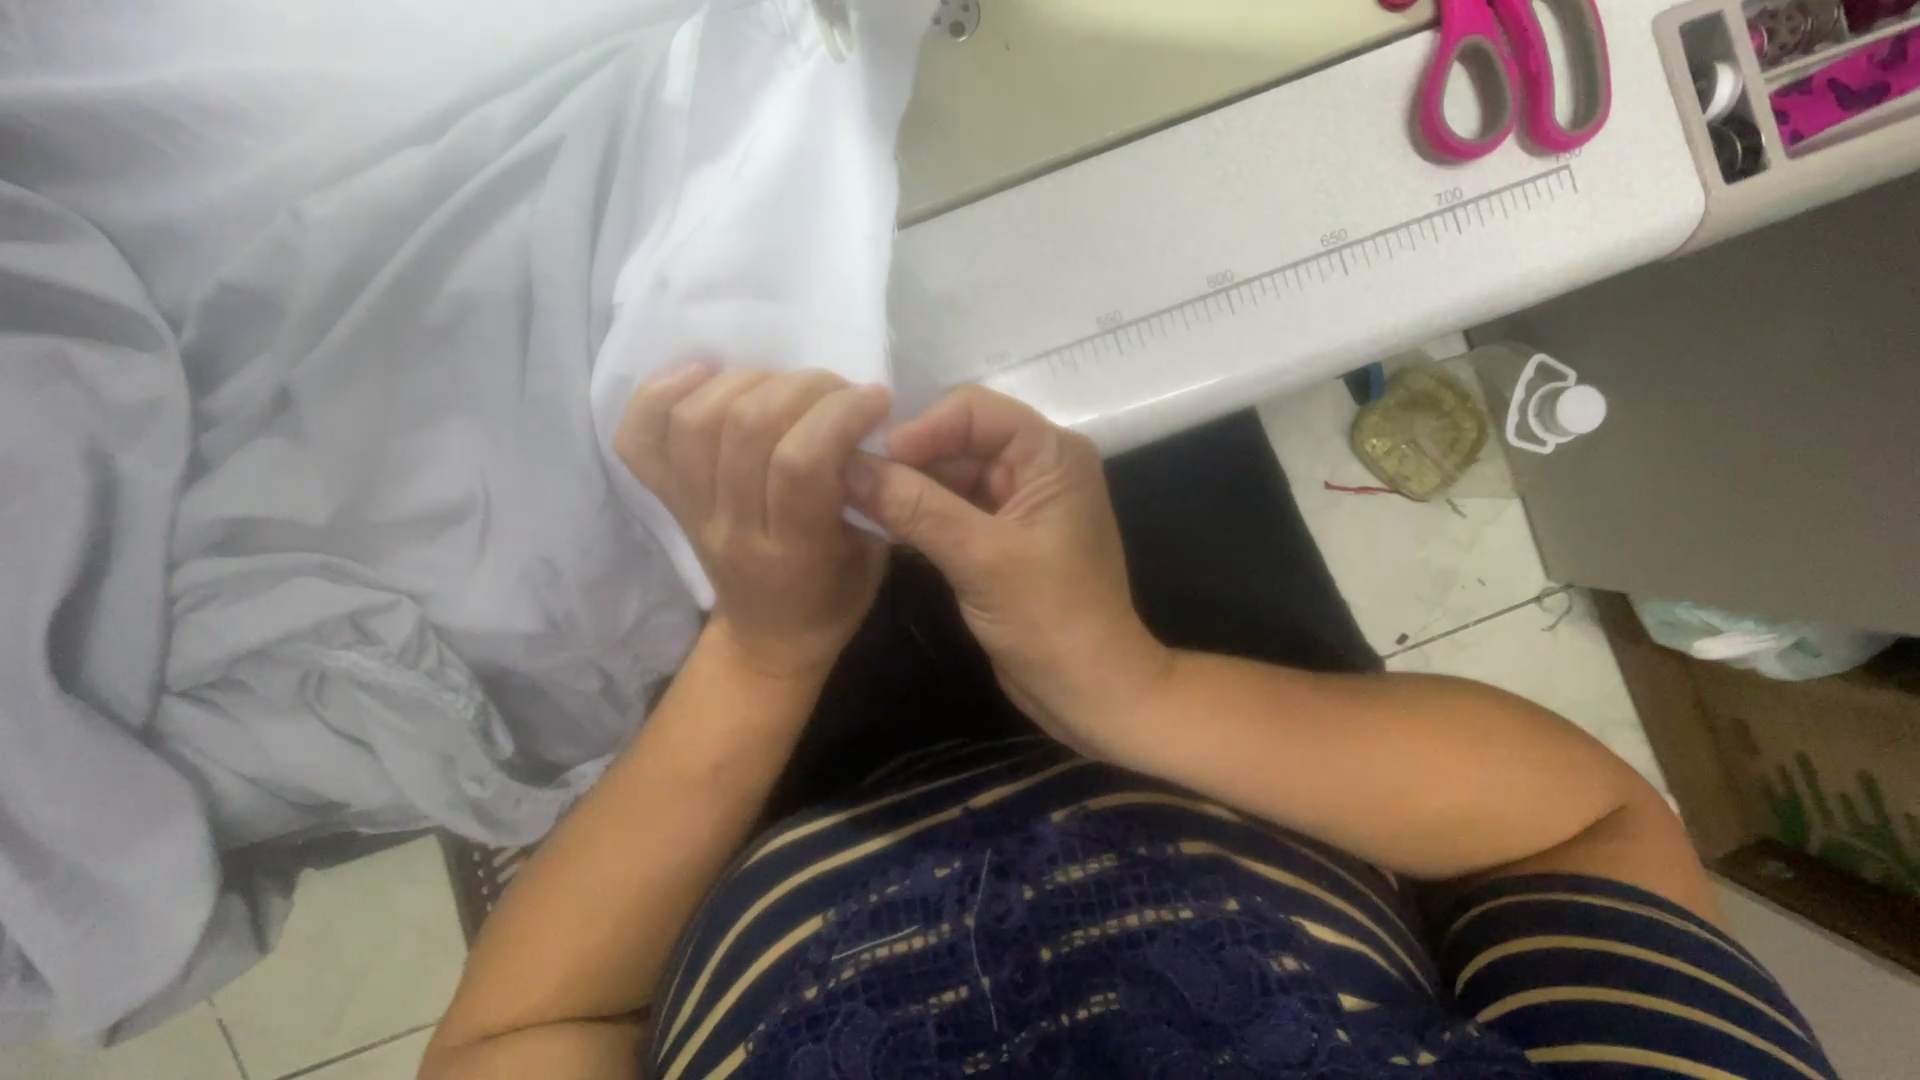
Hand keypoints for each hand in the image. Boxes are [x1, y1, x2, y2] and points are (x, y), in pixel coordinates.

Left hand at [615, 363, 891, 681]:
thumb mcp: (875, 553)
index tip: (875, 399)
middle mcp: (732, 529)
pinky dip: (661, 392)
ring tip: (783, 384)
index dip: (840, 413)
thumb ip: (876, 492)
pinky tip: (703, 374)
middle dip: (803, 386)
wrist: (769, 640)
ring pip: (696, 421)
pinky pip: (640, 439)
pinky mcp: (667, 500)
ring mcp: (691, 513)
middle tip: (836, 388)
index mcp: (795, 552)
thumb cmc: (835, 597)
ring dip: (748, 380)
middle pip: (746, 428)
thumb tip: (868, 424)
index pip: (801, 462)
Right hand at [844, 386, 1170, 758]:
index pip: (975, 411)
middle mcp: (1038, 468)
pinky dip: (918, 514)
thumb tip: (848, 466)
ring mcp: (1019, 504)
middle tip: (846, 477)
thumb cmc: (1049, 620)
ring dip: (907, 487)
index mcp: (1052, 455)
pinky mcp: (1001, 538)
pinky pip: (952, 509)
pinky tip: (876, 522)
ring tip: (851, 497)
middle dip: (907, 459)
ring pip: (951, 475)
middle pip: (959, 440)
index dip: (922, 428)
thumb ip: (916, 507)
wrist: (1089, 690)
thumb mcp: (980, 558)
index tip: (871, 458)